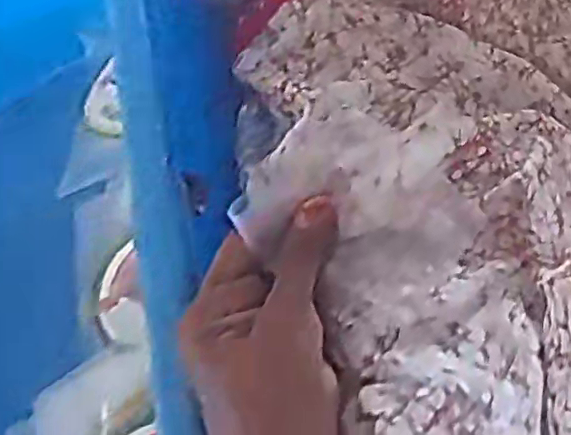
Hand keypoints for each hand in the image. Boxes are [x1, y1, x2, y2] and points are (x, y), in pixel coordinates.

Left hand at [180, 196, 339, 434]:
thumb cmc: (275, 392)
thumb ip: (300, 260)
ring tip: (361, 207)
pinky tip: (360, 244)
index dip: (282, 211)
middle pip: (271, 253)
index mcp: (209, 312)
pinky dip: (335, 266)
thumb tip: (318, 201)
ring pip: (297, 268)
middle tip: (350, 186)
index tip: (325, 179)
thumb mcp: (287, 321)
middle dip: (309, 224)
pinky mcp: (296, 329)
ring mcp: (265, 321)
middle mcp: (232, 311)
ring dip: (326, 244)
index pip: (243, 244)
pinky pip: (313, 285)